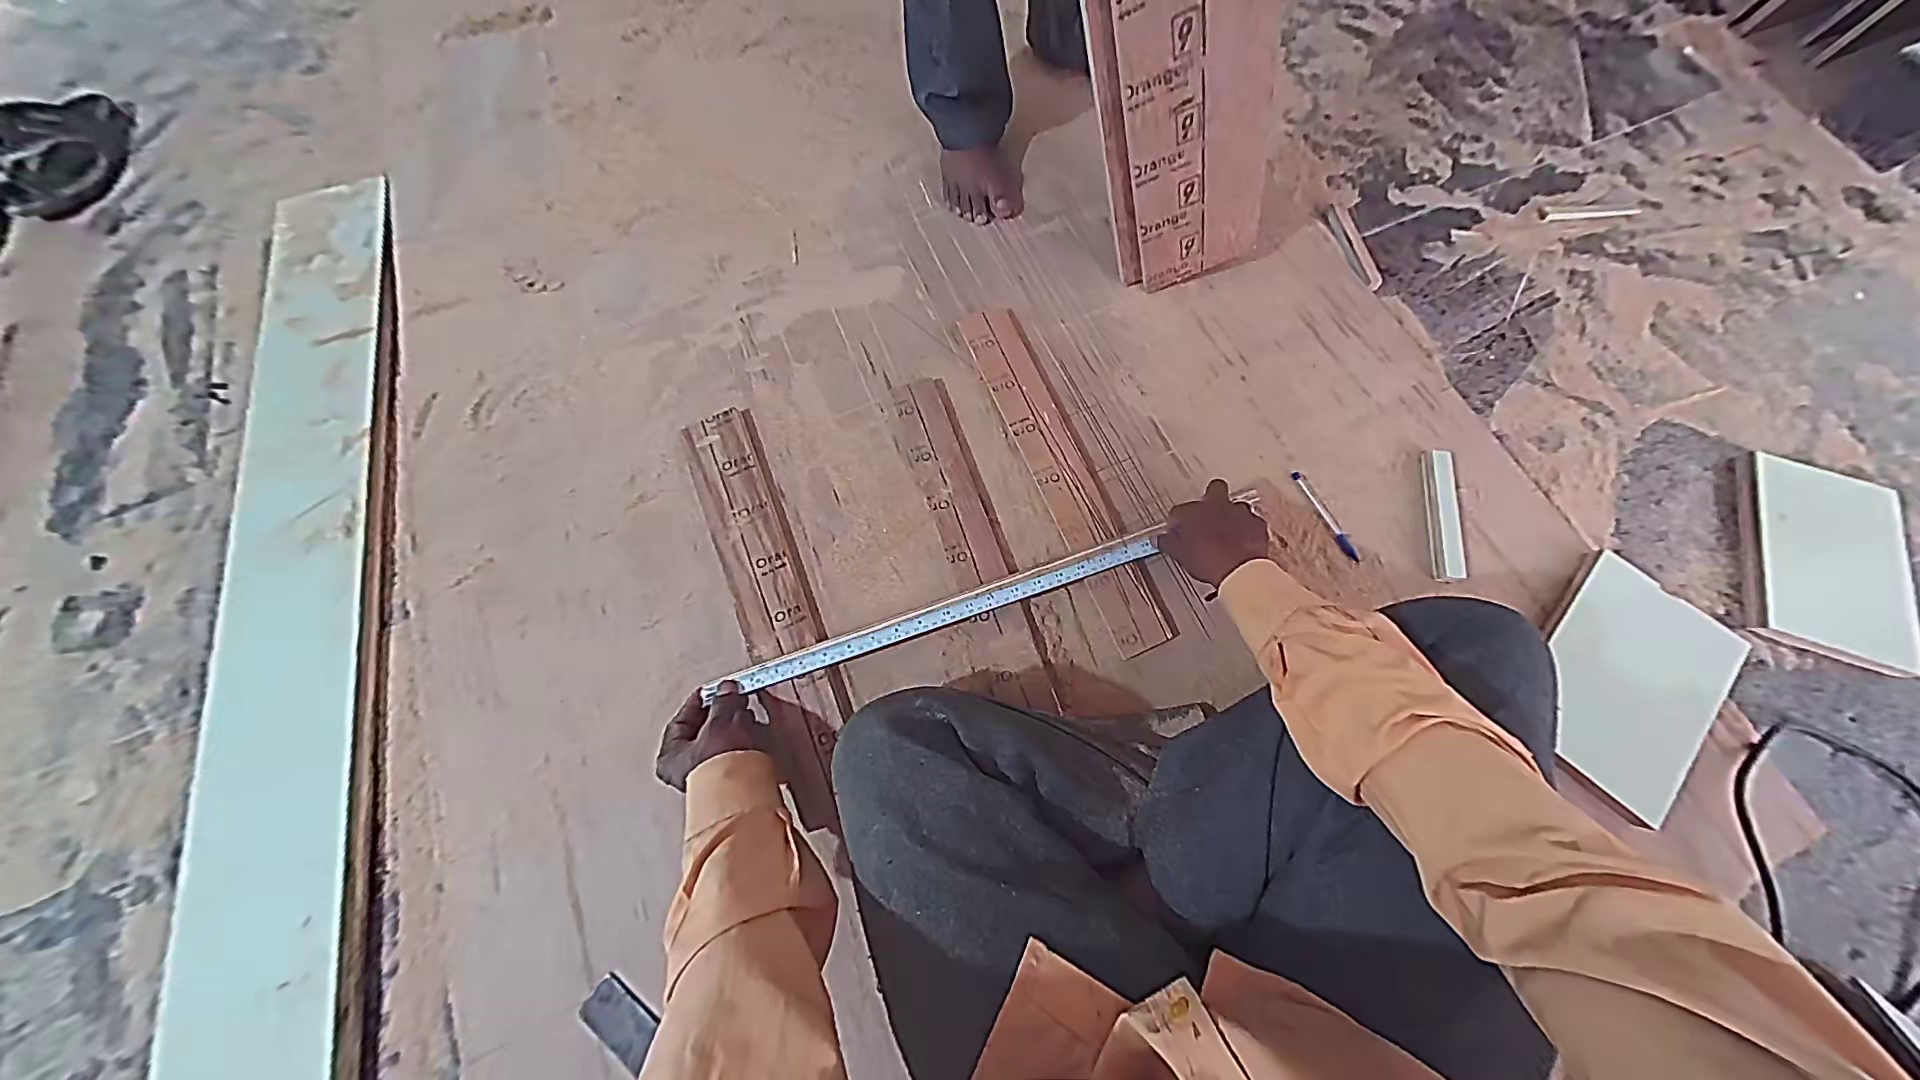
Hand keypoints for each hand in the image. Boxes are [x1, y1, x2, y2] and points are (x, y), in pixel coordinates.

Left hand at [655, 681, 761, 790]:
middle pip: (702, 733)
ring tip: (749, 717)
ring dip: (736, 728)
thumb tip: (727, 690)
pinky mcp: (730, 783)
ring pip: (722, 744)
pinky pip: (737, 755)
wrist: (743, 791)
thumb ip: (724, 701)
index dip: (698, 702)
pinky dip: (746, 743)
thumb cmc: (720, 763)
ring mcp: (709, 779)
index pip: (681, 721)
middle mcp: (685, 772)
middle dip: (722, 714)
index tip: (712, 691)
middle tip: (734, 701)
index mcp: (670, 758)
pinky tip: (756, 735)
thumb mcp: (722, 720)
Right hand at [1158, 479, 1269, 587]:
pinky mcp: (1256, 524)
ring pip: (1234, 504)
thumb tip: (1159, 540)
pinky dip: (1246, 528)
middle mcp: (1217, 505)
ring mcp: (1239, 512)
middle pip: (1214, 488)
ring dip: (1229, 514)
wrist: (1239, 571)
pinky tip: (1241, 539)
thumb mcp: (1180, 554)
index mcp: (1194, 511)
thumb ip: (1167, 542)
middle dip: (1209, 498)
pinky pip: (1251, 520)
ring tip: (1224, 530)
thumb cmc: (1209, 560)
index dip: (1176, 522)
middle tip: (1205, 515)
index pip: (1179, 511)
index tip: (1176, 532)